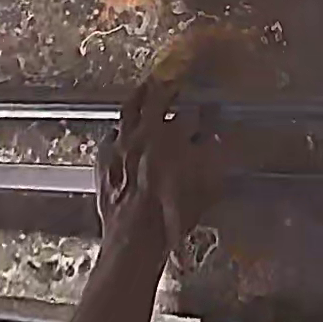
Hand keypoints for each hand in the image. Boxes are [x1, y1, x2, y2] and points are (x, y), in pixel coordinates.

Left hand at [96, 79, 225, 249]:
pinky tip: (121, 132)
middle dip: (168, 88)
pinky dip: (118, 131)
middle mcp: (147, 132)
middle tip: (173, 83)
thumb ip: (214, 159)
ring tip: (146, 89)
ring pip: (130, 109)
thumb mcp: (207, 187)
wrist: (134, 238)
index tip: (207, 110)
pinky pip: (110, 135)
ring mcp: (122, 143)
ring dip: (139, 98)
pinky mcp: (104, 158)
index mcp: (175, 135)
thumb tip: (218, 140)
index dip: (201, 112)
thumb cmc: (174, 214)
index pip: (192, 114)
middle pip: (157, 98)